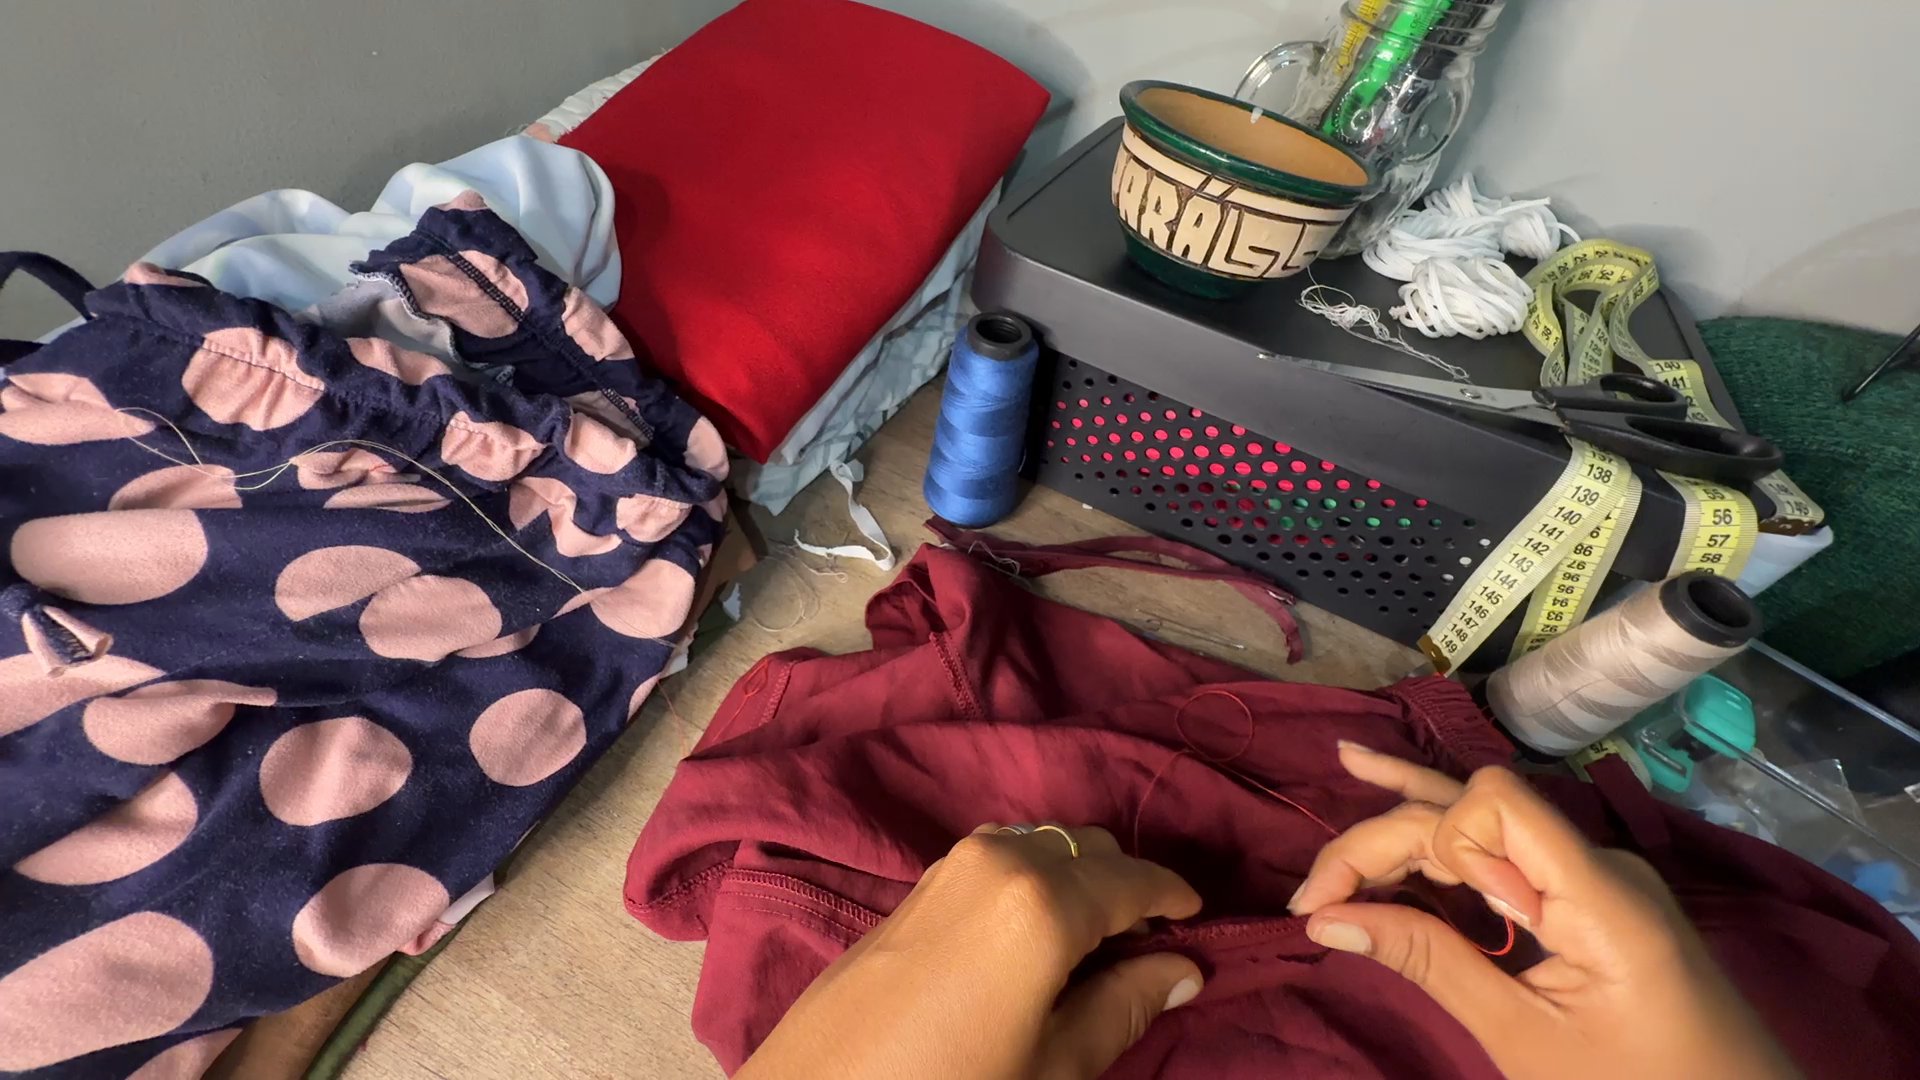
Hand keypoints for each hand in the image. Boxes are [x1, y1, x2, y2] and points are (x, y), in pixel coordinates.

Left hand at [735, 824, 1204, 1079]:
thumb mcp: (1053, 1069)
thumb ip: (1122, 1006)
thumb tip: (1183, 969)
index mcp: (1043, 900)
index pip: (1132, 878)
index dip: (1173, 894)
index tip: (1198, 918)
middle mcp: (1003, 857)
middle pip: (1090, 846)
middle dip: (1126, 882)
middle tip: (1145, 942)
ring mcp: (959, 857)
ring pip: (1047, 841)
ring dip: (1079, 873)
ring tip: (1090, 937)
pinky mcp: (929, 871)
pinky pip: (1006, 851)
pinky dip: (1037, 872)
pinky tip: (1033, 924)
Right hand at [1290, 742, 1803, 1079]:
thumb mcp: (1528, 1044)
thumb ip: (1427, 962)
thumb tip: (1322, 917)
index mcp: (1601, 895)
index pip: (1494, 804)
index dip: (1432, 836)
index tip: (1398, 909)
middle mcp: (1590, 862)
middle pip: (1463, 813)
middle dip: (1382, 846)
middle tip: (1314, 900)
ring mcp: (1582, 872)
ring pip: (1469, 818)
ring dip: (1398, 827)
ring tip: (1340, 768)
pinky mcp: (1570, 890)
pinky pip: (1490, 842)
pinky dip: (1431, 818)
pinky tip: (1382, 772)